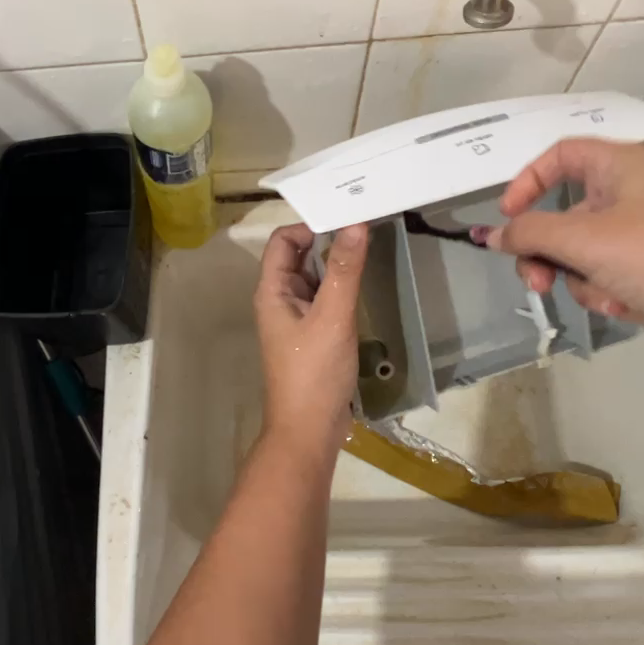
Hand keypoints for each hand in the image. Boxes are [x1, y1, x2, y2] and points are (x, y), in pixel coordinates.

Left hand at [253, 222, 368, 454]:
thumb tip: (356, 224)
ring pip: (314, 278)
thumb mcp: (332, 317)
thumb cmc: (313, 372)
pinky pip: (325, 299)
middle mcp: (280, 299)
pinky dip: (342, 286)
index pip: (282, 241)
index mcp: (272, 291)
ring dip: (337, 262)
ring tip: (372, 244)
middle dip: (327, 238)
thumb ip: (344, 271)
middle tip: (366, 222)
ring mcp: (296, 318)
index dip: (309, 224)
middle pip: (299, 256)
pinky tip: (367, 282)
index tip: (345, 214)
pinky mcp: (313, 334)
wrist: (308, 430)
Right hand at [472, 139, 643, 356]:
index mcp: (623, 166)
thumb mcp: (586, 242)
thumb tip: (490, 235)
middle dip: (549, 253)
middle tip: (539, 284)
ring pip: (591, 252)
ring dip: (586, 279)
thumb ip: (530, 235)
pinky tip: (635, 308)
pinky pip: (622, 274)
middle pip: (568, 215)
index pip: (559, 156)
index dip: (526, 183)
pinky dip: (617, 292)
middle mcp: (640, 190)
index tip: (508, 220)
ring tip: (610, 299)